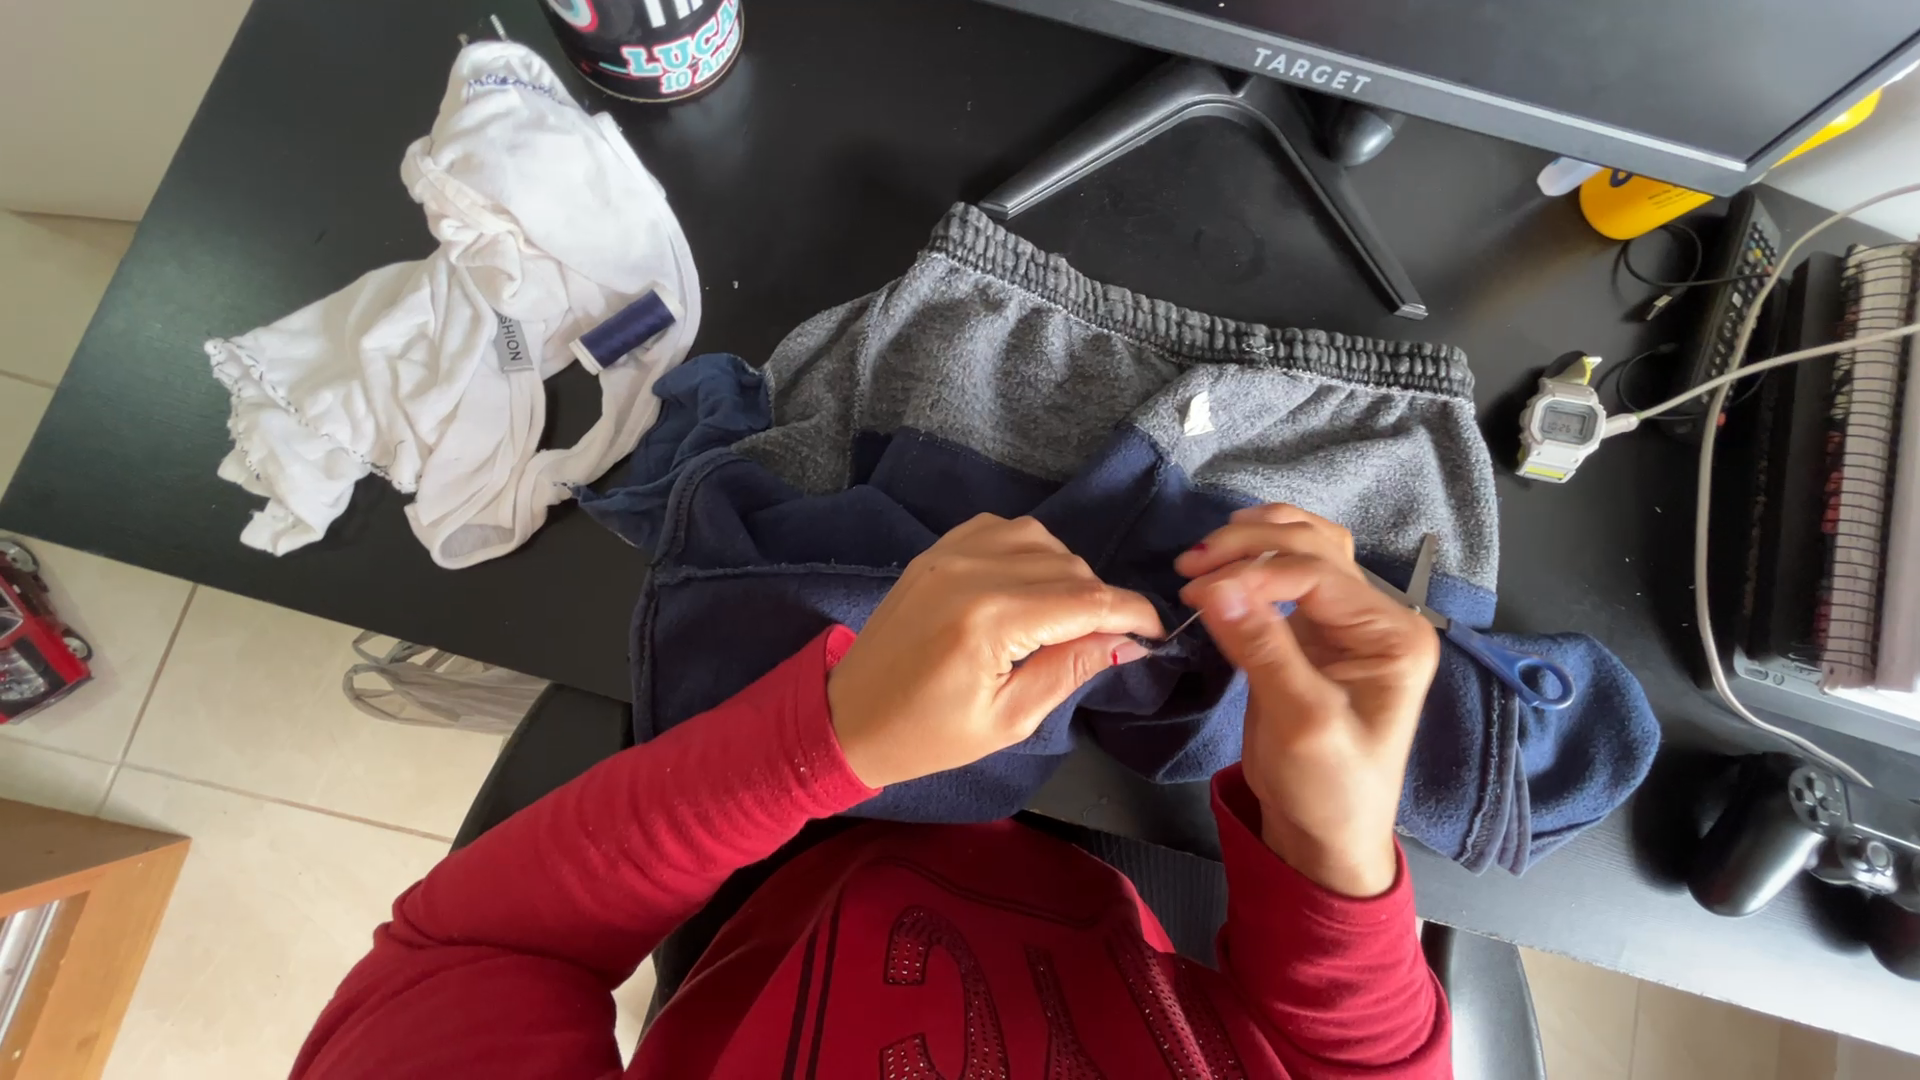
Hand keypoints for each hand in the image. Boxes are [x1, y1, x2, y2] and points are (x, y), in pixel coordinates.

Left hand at [827, 514, 1162, 788]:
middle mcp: (972, 569)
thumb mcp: (1009, 720)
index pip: (1087, 599)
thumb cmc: (927, 735)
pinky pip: (1002, 528)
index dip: (1132, 613)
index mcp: (990, 620)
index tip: (1155, 631)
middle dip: (1100, 600)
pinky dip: (1029, 550)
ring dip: (1067, 572)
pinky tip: (1028, 583)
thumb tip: (1128, 640)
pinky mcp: (935, 548)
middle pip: (1069, 566)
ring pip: (1041, 539)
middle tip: (1103, 639)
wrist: (847, 715)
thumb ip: (1071, 669)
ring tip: (1063, 614)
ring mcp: (949, 551)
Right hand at [1176, 505, 1438, 896]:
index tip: (1195, 591)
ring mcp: (1342, 622)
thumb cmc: (1327, 786)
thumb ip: (1263, 647)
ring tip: (1204, 551)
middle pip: (1314, 545)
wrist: (1323, 832)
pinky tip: (1223, 561)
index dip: (1253, 572)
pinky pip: (1285, 576)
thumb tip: (1214, 586)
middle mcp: (1375, 617)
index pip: (1317, 574)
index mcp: (1392, 634)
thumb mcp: (1299, 720)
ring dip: (1254, 539)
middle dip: (1249, 543)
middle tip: (1189, 563)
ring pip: (1304, 548)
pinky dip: (1253, 559)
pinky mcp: (1309, 633)